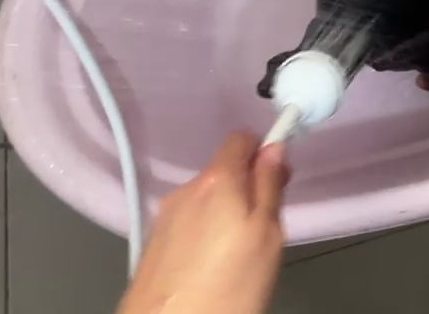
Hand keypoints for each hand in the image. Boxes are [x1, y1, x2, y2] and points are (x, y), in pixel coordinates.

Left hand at [116, 132, 287, 313]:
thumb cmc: (228, 289)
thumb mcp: (267, 237)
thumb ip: (270, 186)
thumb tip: (273, 148)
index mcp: (217, 180)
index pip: (241, 138)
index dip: (263, 152)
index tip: (278, 181)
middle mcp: (186, 190)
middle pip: (224, 172)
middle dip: (245, 190)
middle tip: (261, 231)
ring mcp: (164, 219)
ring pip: (205, 202)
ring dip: (223, 216)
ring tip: (233, 260)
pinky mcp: (150, 248)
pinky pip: (187, 226)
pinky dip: (202, 238)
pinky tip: (207, 273)